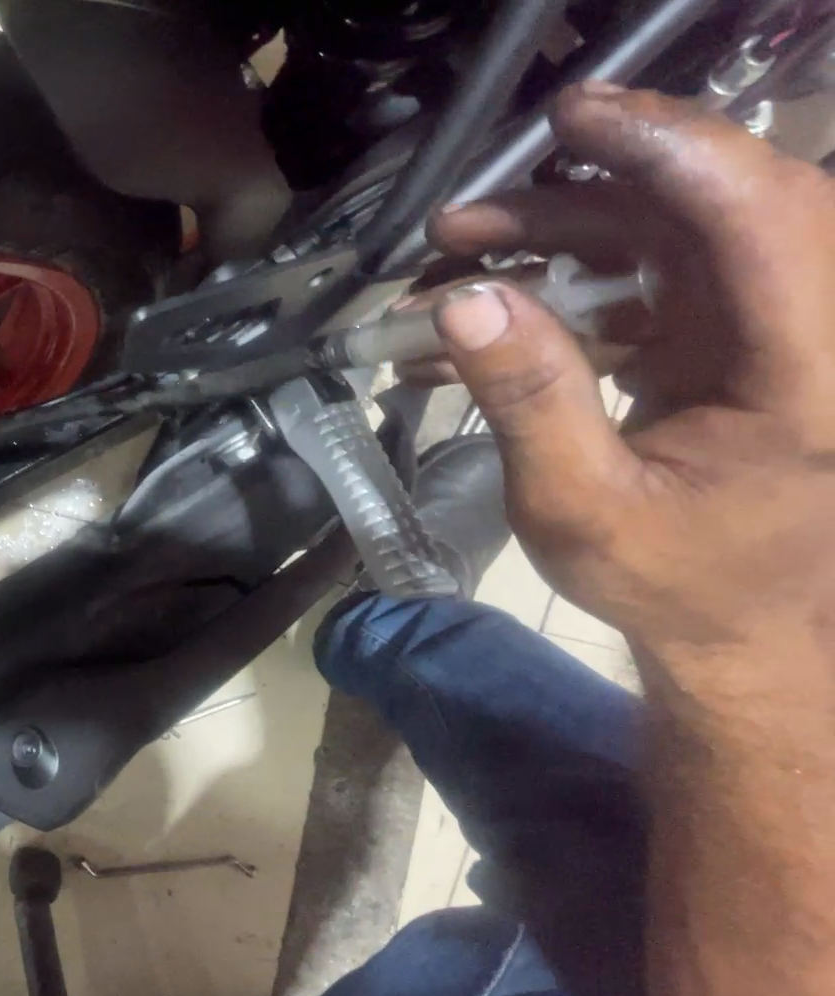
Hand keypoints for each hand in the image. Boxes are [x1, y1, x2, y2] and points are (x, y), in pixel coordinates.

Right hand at [426, 82, 834, 678]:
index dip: (673, 148)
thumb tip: (465, 298)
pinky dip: (554, 295)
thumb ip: (529, 399)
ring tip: (448, 264)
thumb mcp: (577, 503)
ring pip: (660, 243)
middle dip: (574, 200)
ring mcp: (763, 333)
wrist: (738, 626)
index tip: (571, 117)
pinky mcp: (722, 348)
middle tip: (460, 219)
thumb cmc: (670, 578)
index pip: (766, 215)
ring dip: (549, 242)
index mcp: (813, 366)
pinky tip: (475, 322)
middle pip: (699, 215)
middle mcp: (806, 328)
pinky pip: (637, 290)